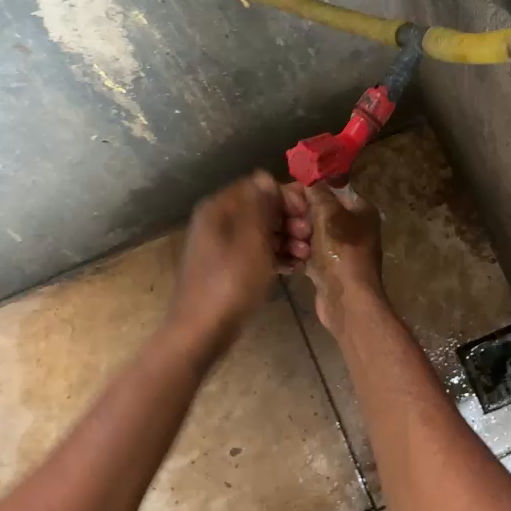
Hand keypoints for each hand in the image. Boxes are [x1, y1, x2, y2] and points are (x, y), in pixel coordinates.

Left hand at [167, 171, 309, 351]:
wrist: (202, 332)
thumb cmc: (230, 284)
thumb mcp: (252, 241)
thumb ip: (261, 207)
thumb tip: (268, 178)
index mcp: (219, 209)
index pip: (257, 186)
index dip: (285, 196)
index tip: (308, 215)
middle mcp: (218, 222)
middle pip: (261, 209)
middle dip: (289, 220)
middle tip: (309, 238)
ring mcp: (222, 247)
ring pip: (261, 233)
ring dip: (287, 240)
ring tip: (306, 256)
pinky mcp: (228, 270)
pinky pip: (256, 254)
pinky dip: (275, 257)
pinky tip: (294, 269)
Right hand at [295, 181, 384, 332]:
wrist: (347, 301)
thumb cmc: (341, 253)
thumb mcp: (328, 215)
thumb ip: (317, 194)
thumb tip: (308, 177)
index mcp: (361, 211)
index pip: (332, 191)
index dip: (309, 191)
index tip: (287, 195)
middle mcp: (355, 229)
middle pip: (320, 214)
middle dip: (301, 218)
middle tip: (286, 222)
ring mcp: (342, 251)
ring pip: (312, 235)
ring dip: (298, 238)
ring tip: (289, 242)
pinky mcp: (330, 269)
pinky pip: (310, 254)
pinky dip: (299, 254)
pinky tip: (287, 255)